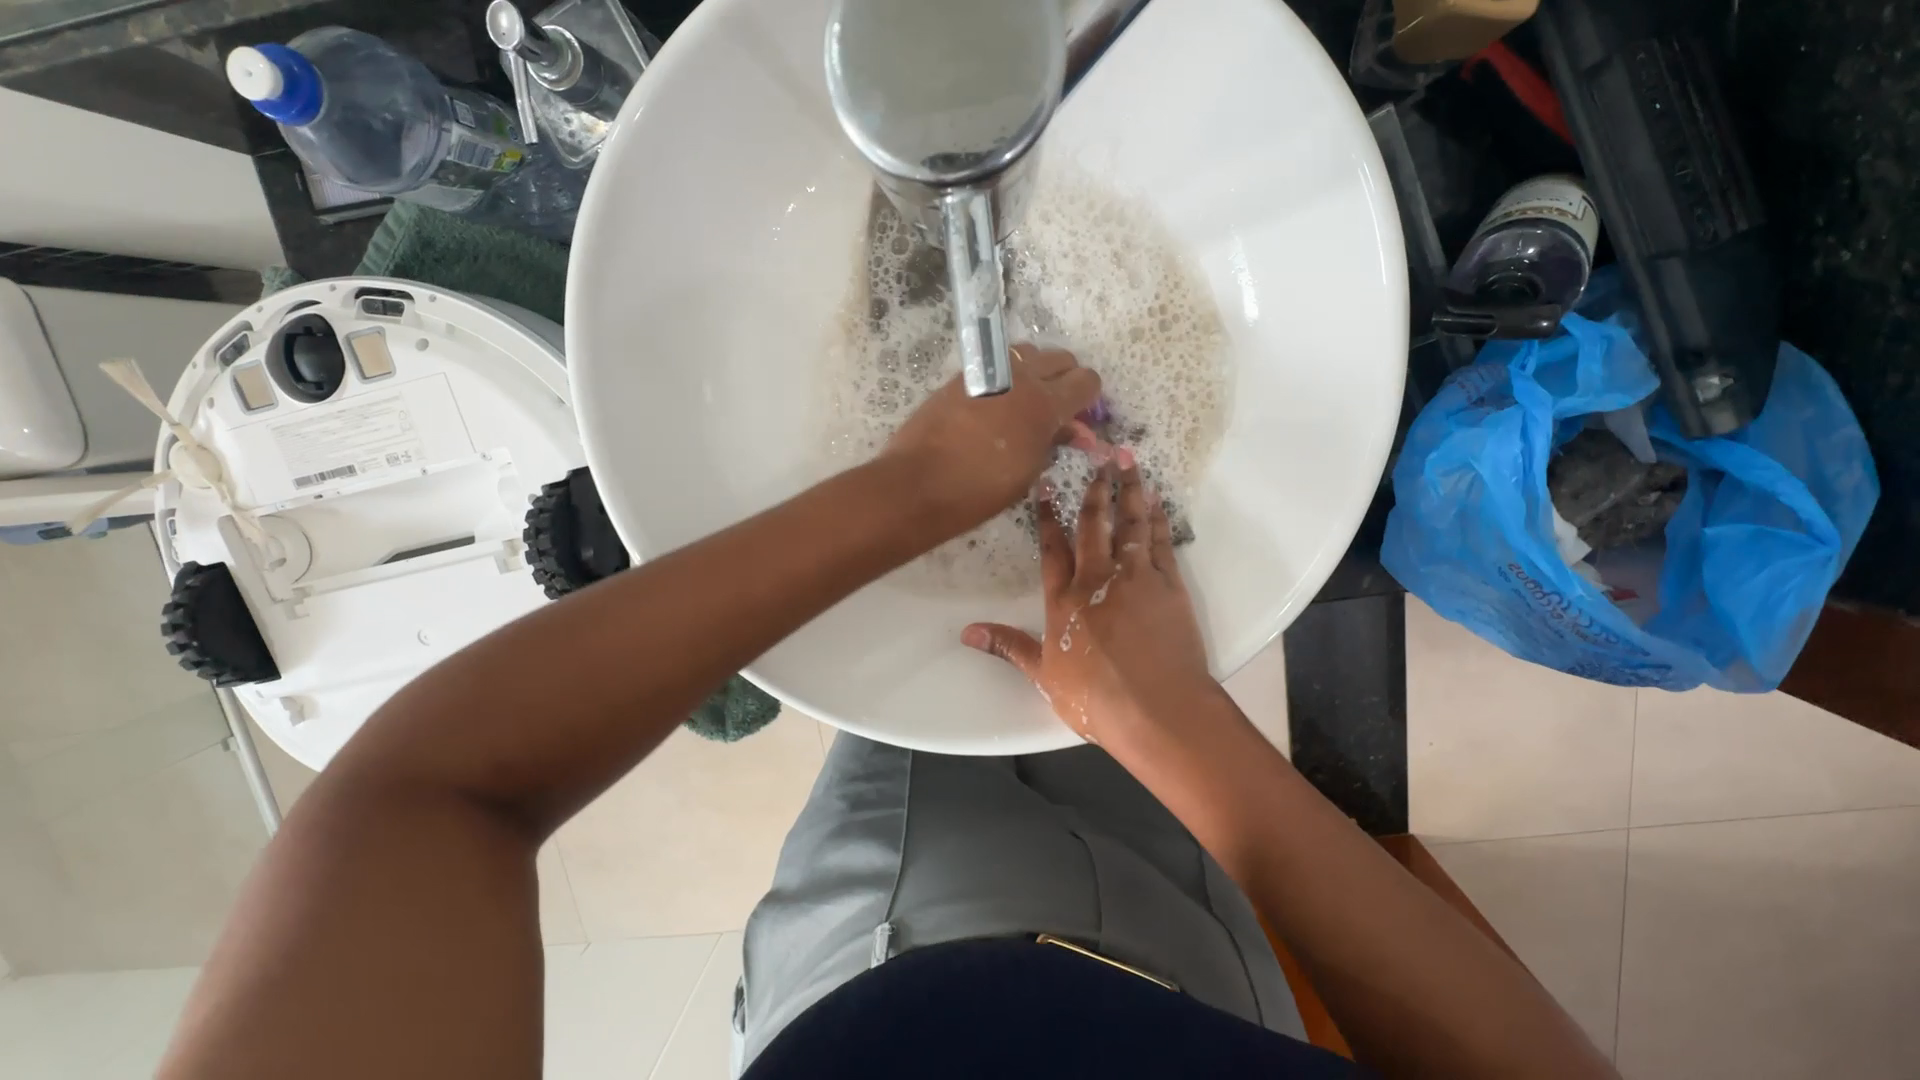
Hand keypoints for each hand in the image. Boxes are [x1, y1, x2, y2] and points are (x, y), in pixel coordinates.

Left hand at [882, 344, 1101, 530]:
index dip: (1088, 397)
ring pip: (1028, 353)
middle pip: (1060, 358)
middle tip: (1057, 407)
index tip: (1081, 415)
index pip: (1086, 381)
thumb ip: (1053, 442)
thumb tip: (1074, 430)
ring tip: (1025, 402)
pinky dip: (1006, 378)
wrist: (920, 482)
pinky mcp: (962, 376)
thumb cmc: (981, 489)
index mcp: (1045, 404)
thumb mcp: (1029, 471)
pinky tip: (996, 405)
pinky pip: (996, 365)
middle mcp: (1021, 377)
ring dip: (1035, 371)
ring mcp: (989, 372)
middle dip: (1065, 379)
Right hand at [962, 451, 1215, 746]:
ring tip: (1130, 462)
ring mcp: (1136, 579)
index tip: (1046, 487)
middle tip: (1098, 457)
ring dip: (1130, 491)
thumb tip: (967, 633)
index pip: (1052, 548)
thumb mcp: (1044, 675)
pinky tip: (1156, 502)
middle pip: (1093, 526)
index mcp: (1064, 599)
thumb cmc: (1095, 697)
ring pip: (1130, 525)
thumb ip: (1008, 646)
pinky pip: (1160, 543)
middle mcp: (1098, 579)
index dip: (1047, 516)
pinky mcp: (1169, 586)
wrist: (1156, 707)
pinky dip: (1157, 519)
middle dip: (1093, 491)